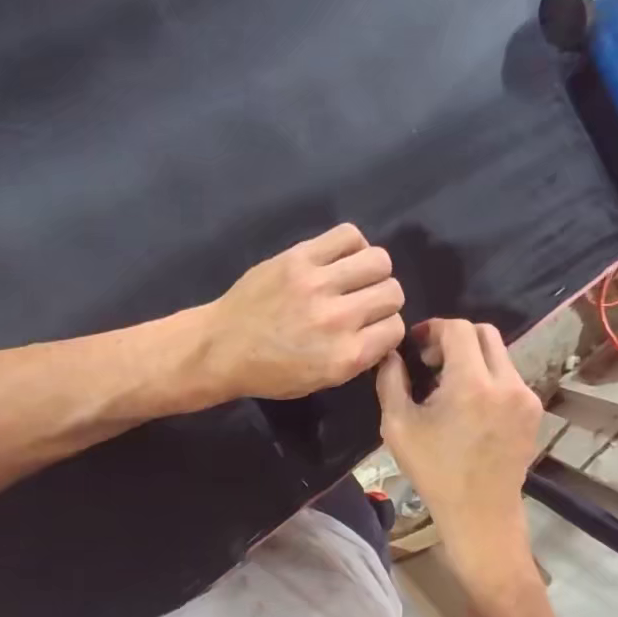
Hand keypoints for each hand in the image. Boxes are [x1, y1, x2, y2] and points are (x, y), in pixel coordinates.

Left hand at [199, 223, 405, 399]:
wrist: (221, 347)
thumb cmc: (270, 372)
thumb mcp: (322, 381)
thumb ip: (359, 356)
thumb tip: (383, 329)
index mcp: (346, 355)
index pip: (396, 327)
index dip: (386, 326)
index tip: (370, 327)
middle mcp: (338, 318)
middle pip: (392, 292)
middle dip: (383, 299)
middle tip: (361, 301)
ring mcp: (317, 283)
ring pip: (379, 260)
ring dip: (372, 271)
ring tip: (353, 278)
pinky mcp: (298, 257)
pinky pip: (348, 235)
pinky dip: (353, 245)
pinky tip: (339, 259)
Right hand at [377, 319, 541, 595]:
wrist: (481, 514)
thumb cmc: (434, 471)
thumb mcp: (397, 425)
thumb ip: (391, 380)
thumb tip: (392, 353)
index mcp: (472, 383)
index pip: (458, 328)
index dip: (433, 328)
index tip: (415, 345)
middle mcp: (507, 382)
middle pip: (484, 332)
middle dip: (455, 338)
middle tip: (431, 360)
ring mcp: (526, 396)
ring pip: (499, 354)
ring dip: (472, 357)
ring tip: (448, 384)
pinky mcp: (533, 411)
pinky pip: (508, 376)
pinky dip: (487, 376)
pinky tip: (468, 404)